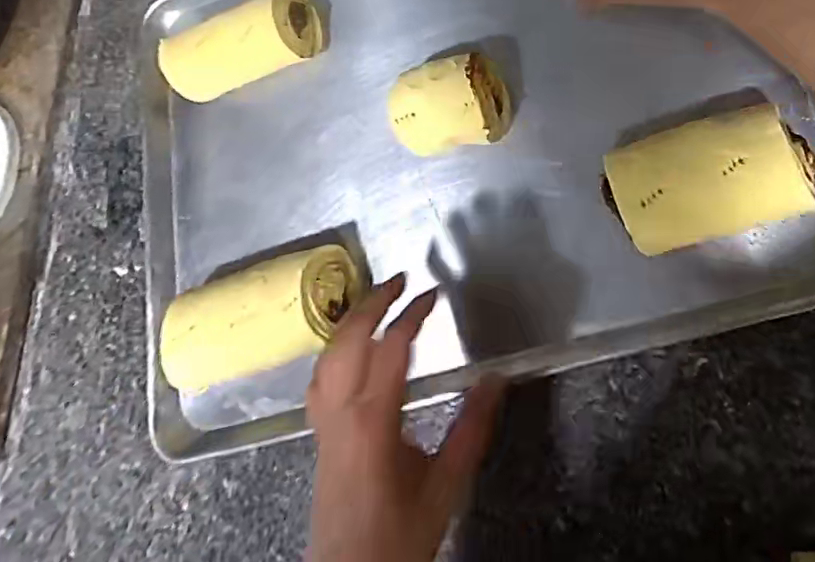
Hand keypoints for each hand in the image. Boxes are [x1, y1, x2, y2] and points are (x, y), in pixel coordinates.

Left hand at [306, 274, 507, 561]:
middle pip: (349, 339)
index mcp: (373, 421)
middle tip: (401, 279)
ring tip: (375, 298)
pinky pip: (320, 376)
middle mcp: (341, 413)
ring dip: (351, 319)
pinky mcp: (318, 433)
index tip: (433, 294)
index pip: (391, 347)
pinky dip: (336, 347)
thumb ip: (472, 429)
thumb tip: (497, 379)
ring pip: (328, 354)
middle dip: (373, 301)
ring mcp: (323, 422)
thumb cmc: (399, 534)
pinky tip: (350, 346)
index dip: (412, 314)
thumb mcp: (446, 485)